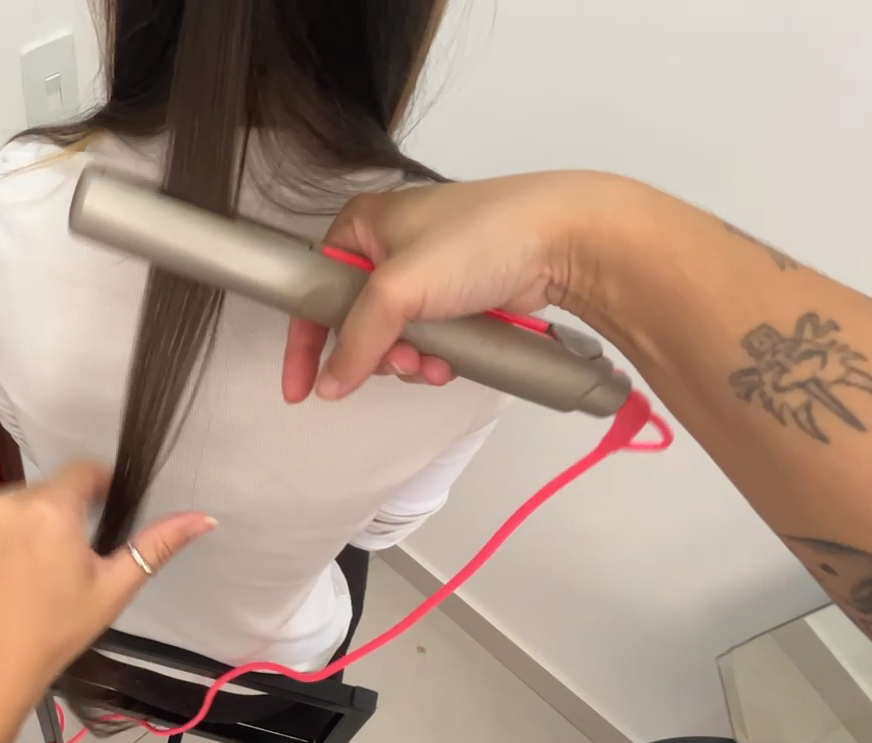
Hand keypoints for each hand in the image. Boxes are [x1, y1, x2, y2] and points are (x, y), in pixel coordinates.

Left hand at [0, 462, 214, 717]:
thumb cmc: (57, 631)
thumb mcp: (113, 589)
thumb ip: (156, 546)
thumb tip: (203, 518)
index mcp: (51, 509)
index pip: (84, 469)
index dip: (101, 485)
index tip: (106, 510)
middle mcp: (9, 501)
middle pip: (50, 487)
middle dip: (66, 511)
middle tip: (71, 556)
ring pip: (19, 501)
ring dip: (33, 519)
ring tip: (38, 566)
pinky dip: (2, 531)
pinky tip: (9, 568)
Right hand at [284, 171, 640, 402]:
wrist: (570, 239)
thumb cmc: (479, 241)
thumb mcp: (398, 289)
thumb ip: (355, 342)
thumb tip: (328, 387)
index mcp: (361, 226)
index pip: (314, 292)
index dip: (305, 343)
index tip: (301, 388)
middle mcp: (387, 248)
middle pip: (352, 324)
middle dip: (372, 355)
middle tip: (397, 363)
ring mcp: (423, 276)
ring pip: (388, 340)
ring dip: (405, 362)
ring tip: (433, 361)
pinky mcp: (453, 299)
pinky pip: (422, 343)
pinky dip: (430, 359)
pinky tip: (450, 361)